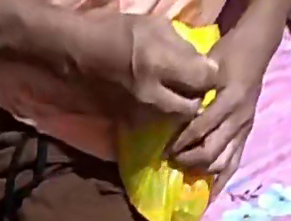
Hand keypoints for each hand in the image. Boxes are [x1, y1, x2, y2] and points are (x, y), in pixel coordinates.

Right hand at [85, 14, 219, 120]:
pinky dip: (162, 115)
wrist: (80, 58)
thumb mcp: (155, 26)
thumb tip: (203, 63)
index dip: (211, 76)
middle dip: (197, 99)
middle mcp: (154, 95)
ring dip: (179, 110)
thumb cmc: (116, 33)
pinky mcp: (131, 124)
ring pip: (174, 120)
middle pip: (191, 108)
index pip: (204, 79)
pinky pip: (156, 123)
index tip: (208, 71)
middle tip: (194, 88)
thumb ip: (182, 47)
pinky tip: (158, 103)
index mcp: (161, 64)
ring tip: (176, 96)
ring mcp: (142, 114)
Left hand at [168, 33, 265, 185]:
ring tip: (184, 173)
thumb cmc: (227, 55)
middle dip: (188, 160)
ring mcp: (244, 129)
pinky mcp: (245, 137)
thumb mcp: (208, 64)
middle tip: (172, 161)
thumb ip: (191, 87)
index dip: (181, 143)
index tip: (165, 150)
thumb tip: (168, 113)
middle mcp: (239, 118)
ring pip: (221, 162)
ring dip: (200, 171)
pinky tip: (208, 197)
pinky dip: (220, 182)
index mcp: (230, 99)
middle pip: (211, 152)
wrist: (257, 48)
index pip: (201, 129)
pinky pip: (233, 165)